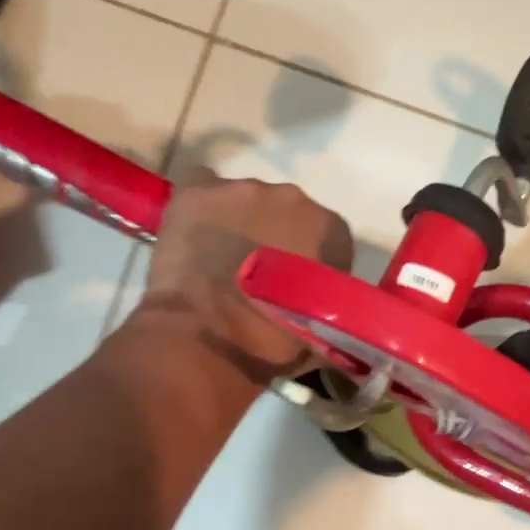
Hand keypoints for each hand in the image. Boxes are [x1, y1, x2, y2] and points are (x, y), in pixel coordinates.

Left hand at [135, 169, 355, 373]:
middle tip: (265, 278)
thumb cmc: (271, 342)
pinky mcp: (196, 192)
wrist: (205, 339)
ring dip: (242, 225)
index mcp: (328, 230)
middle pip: (288, 214)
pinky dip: (204, 208)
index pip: (332, 241)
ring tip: (225, 262)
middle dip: (280, 239)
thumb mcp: (320, 332)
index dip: (318, 265)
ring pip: (247, 203)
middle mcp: (290, 198)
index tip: (304, 291)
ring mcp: (240, 190)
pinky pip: (204, 188)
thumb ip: (329, 309)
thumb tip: (324, 315)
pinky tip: (199, 237)